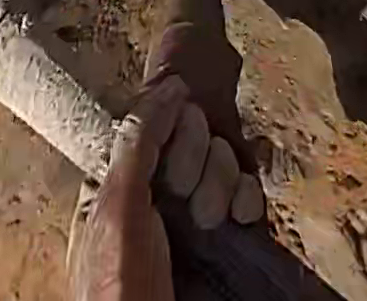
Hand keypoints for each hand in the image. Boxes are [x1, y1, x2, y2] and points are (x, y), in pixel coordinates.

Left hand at [71, 75, 255, 300]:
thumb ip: (140, 143)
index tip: (177, 143)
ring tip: (212, 222)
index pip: (163, 116)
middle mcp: (162, 181)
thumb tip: (172, 85)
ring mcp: (194, 207)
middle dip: (200, 161)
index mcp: (126, 169)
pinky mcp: (224, 231)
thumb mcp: (119, 208)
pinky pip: (245, 189)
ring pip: (223, 158)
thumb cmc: (121, 282)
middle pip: (198, 133)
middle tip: (190, 202)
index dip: (176, 125)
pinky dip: (247, 196)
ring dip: (222, 183)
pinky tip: (240, 218)